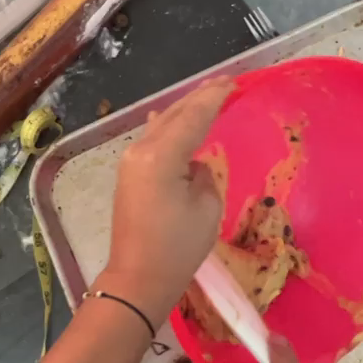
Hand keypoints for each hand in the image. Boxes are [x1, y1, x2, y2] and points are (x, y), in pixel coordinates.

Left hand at [96, 77, 234, 317]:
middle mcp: (141, 149)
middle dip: (199, 97)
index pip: (193, 116)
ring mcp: (131, 160)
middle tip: (224, 82)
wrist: (137, 279)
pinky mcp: (129, 173)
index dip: (214, 97)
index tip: (233, 82)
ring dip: (184, 110)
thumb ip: (204, 174)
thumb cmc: (177, 248)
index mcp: (161, 155)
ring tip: (207, 95)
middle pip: (174, 114)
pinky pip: (153, 139)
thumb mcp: (206, 209)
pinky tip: (169, 116)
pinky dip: (169, 126)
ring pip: (162, 124)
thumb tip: (193, 163)